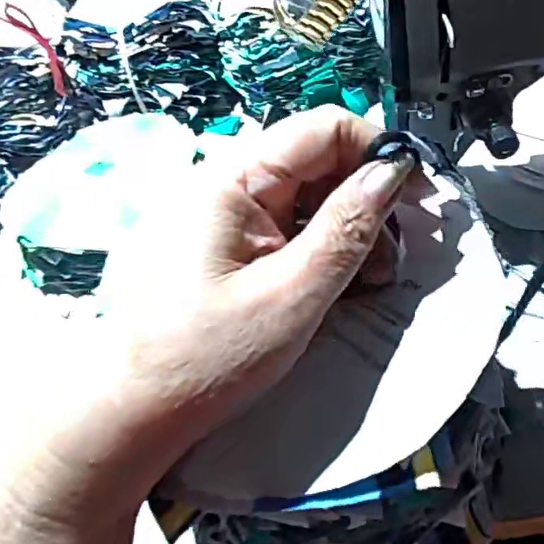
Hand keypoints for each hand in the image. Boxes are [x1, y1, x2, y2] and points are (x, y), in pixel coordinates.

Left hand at [0, 107, 416, 528]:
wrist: (125, 416)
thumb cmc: (204, 358)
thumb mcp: (292, 294)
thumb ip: (347, 227)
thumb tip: (394, 170)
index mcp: (234, 178)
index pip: (325, 128)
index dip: (379, 151)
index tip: (418, 195)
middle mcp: (227, 180)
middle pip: (321, 160)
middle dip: (369, 198)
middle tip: (395, 254)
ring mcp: (226, 211)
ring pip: (312, 193)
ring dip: (352, 227)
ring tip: (371, 277)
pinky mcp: (228, 239)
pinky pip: (291, 222)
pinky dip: (325, 245)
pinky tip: (341, 281)